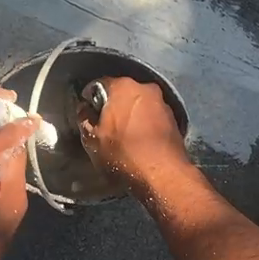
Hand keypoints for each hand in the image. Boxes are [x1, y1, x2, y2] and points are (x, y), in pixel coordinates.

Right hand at [77, 76, 190, 193]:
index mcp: (122, 87)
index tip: (87, 114)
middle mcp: (145, 88)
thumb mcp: (92, 139)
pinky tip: (139, 141)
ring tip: (123, 137)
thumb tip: (84, 109)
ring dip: (130, 115)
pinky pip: (152, 116)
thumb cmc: (125, 154)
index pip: (98, 84)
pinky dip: (144, 124)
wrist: (164, 176)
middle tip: (104, 127)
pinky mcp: (174, 119)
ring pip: (138, 104)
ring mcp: (162, 102)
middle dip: (112, 106)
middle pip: (121, 92)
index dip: (89, 99)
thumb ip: (84, 118)